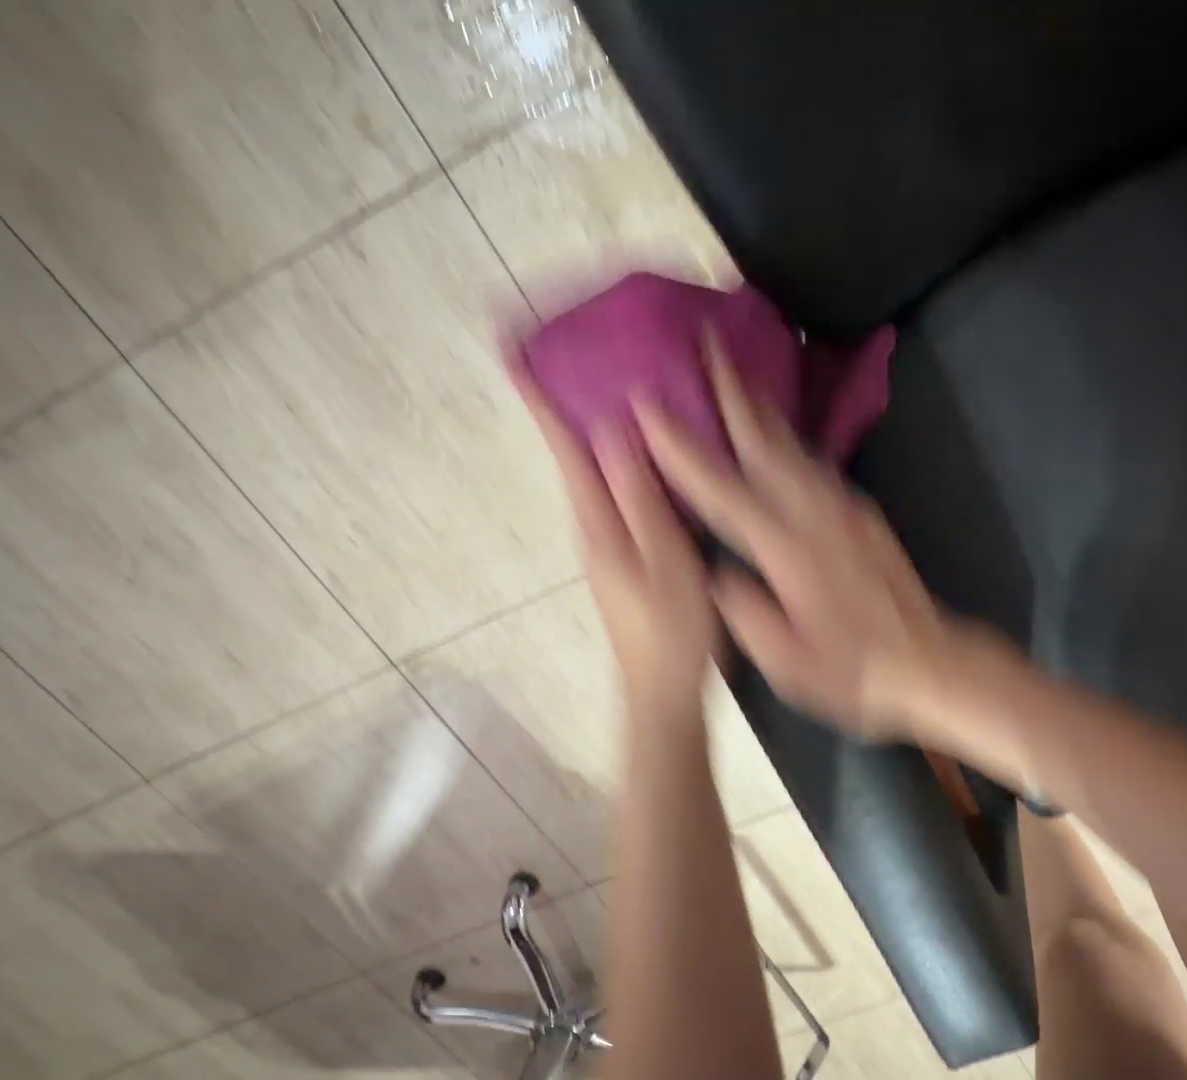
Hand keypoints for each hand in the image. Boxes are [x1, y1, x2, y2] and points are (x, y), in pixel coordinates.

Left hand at [511, 360, 715, 713]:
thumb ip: (641, 499)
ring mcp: (607, 546)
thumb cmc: (671, 630)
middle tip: (581, 359)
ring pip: (597, 477)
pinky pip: (617, 496)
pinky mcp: (625, 558)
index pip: (567, 451)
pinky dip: (622, 466)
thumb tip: (613, 432)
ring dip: (598, 434)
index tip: (515, 356)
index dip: (543, 404)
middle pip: (576, 458)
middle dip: (568, 409)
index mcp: (599, 524)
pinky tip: (650, 458)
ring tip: (619, 392)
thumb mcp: (665, 561)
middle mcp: (593, 528)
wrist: (662, 694)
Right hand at [633, 333, 955, 741]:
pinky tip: (779, 436)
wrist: (929, 659)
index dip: (680, 448)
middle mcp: (813, 514)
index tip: (647, 406)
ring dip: (762, 408)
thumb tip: (716, 572)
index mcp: (785, 549)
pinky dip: (790, 440)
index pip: (720, 489)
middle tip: (707, 343)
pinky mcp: (861, 513)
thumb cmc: (854, 670)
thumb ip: (746, 611)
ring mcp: (842, 508)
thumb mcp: (788, 661)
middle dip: (731, 391)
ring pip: (793, 446)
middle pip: (763, 443)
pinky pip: (815, 463)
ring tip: (735, 374)